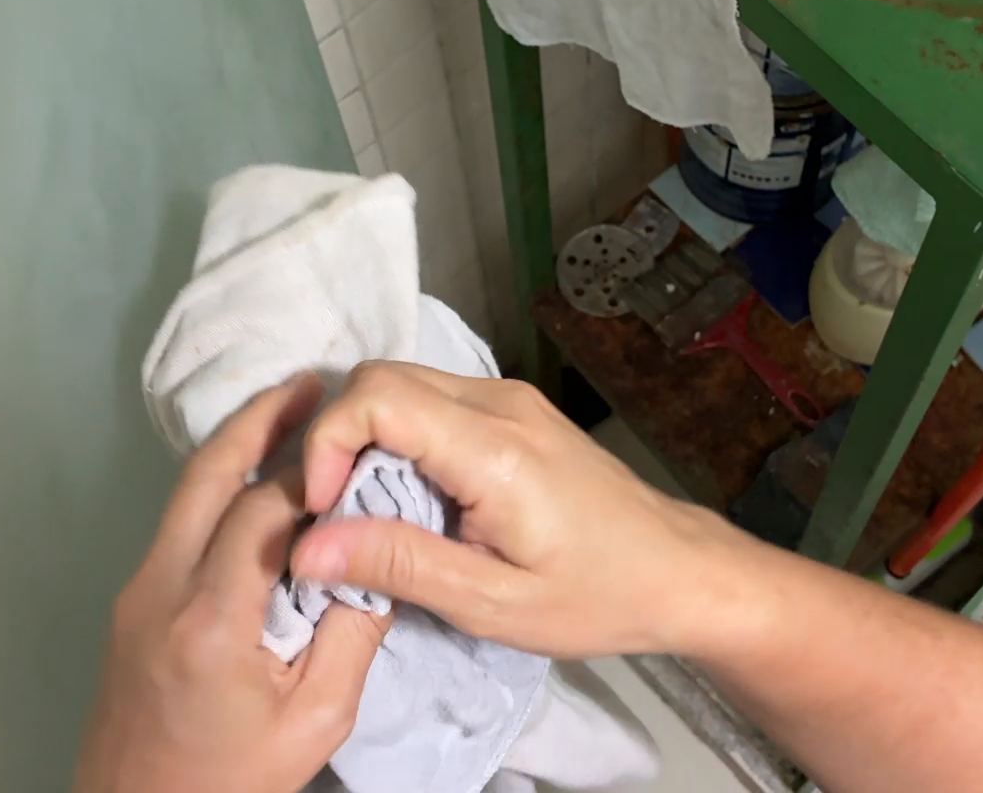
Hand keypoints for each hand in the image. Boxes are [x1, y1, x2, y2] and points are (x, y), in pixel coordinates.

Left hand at [75, 376, 389, 792]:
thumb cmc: (234, 781)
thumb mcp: (318, 719)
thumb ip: (354, 630)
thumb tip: (378, 554)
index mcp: (211, 618)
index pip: (264, 510)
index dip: (313, 474)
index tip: (355, 455)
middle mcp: (160, 589)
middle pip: (208, 476)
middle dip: (260, 418)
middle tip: (310, 382)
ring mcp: (137, 591)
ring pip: (187, 491)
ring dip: (238, 442)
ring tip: (289, 407)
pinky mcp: (133, 601)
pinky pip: (182, 520)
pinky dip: (222, 481)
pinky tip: (259, 474)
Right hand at [289, 362, 757, 658]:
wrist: (674, 566)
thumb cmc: (594, 595)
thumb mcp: (493, 603)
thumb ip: (400, 565)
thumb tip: (308, 544)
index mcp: (494, 446)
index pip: (379, 395)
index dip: (328, 440)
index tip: (322, 507)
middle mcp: (501, 401)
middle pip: (386, 378)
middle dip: (340, 437)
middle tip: (337, 512)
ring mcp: (513, 398)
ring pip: (409, 384)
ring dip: (370, 437)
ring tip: (371, 511)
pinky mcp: (519, 408)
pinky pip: (439, 401)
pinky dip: (405, 436)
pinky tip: (415, 494)